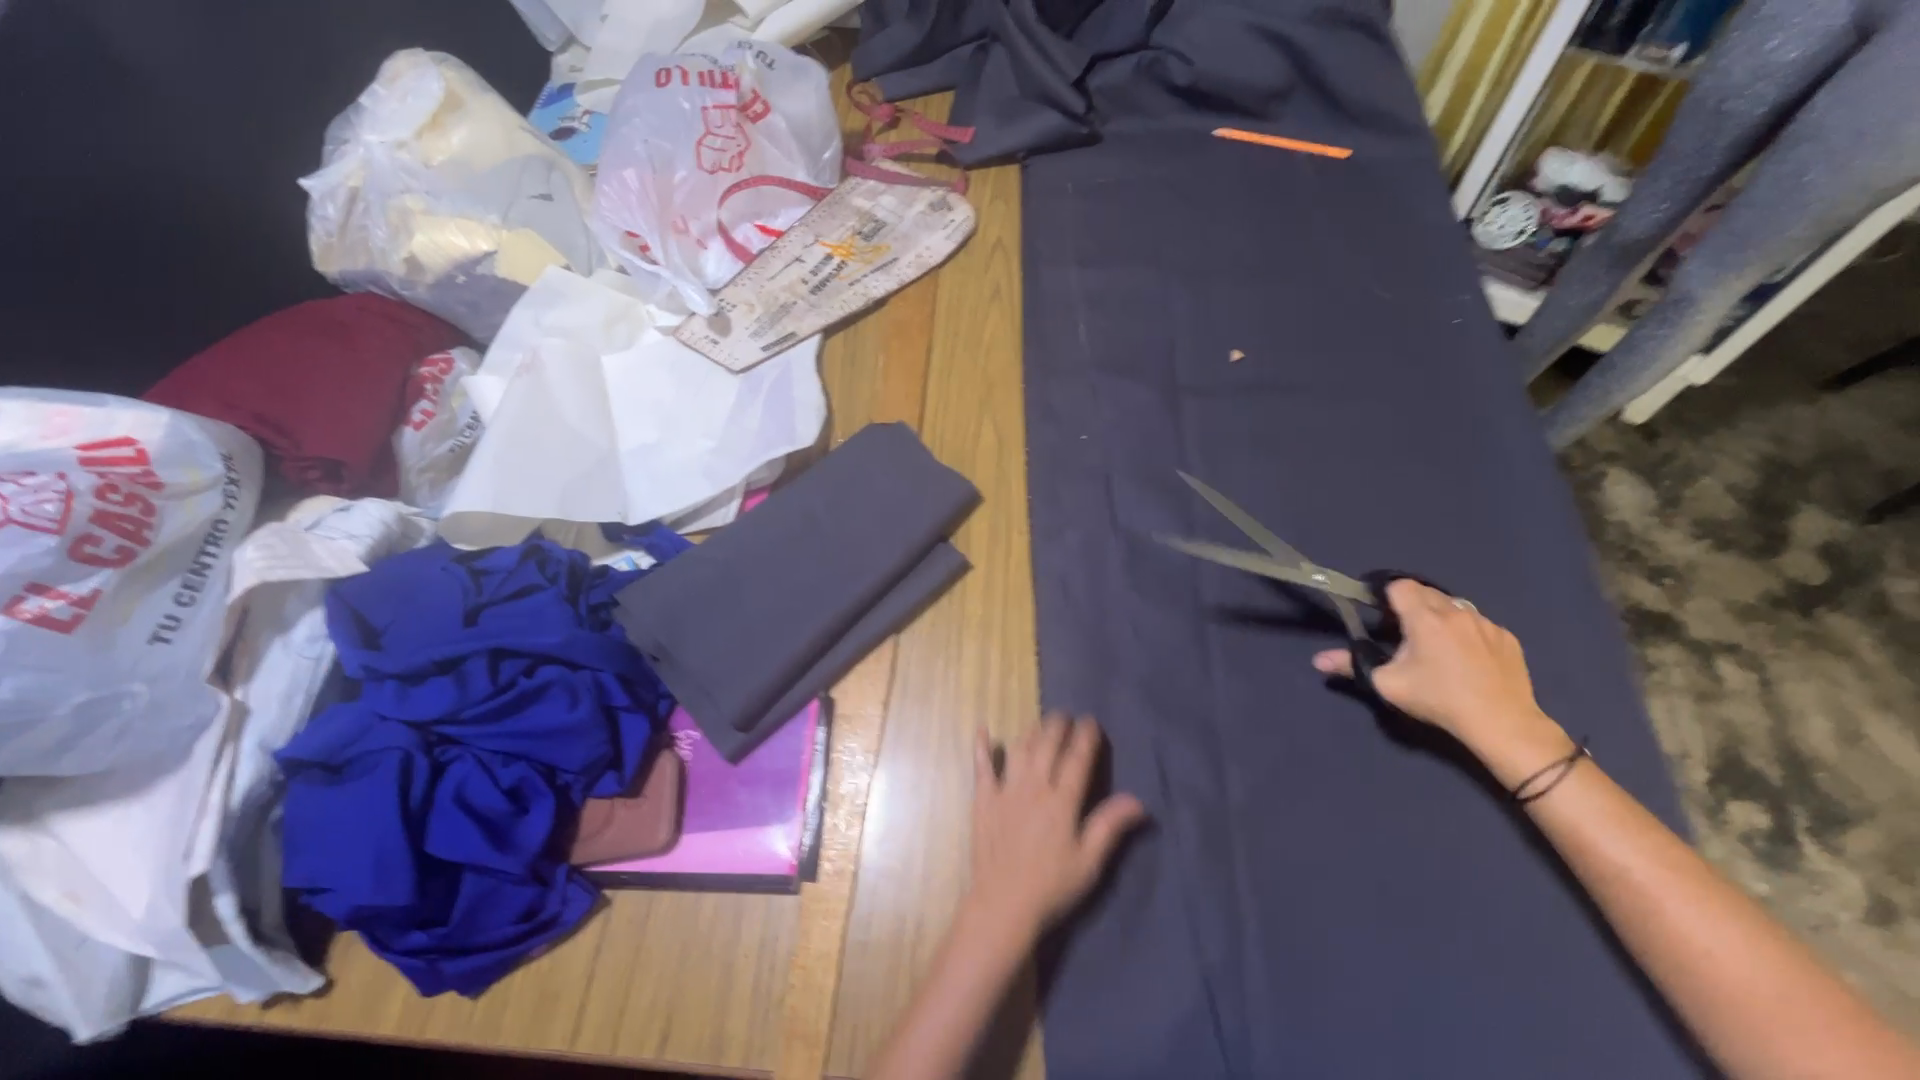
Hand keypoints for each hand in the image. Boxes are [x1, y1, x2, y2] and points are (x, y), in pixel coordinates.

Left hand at [966, 713, 1146, 938]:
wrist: (1003, 905)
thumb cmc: (1051, 886)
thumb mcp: (1089, 862)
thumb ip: (1110, 826)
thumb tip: (1138, 800)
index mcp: (1062, 802)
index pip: (1077, 759)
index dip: (1085, 737)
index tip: (1090, 720)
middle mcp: (1034, 788)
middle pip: (1047, 746)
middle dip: (1058, 726)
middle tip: (1066, 716)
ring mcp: (1005, 792)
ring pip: (1020, 750)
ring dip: (1031, 732)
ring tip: (1040, 723)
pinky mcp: (983, 801)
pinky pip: (982, 767)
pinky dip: (981, 746)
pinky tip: (982, 729)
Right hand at [1310, 580, 1561, 756]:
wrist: (1501, 723)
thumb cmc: (1439, 700)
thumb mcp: (1388, 684)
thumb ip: (1351, 665)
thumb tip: (1317, 660)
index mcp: (1425, 618)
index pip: (1400, 586)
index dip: (1387, 596)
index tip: (1381, 615)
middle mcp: (1457, 611)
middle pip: (1427, 593)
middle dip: (1413, 606)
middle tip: (1404, 635)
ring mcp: (1486, 623)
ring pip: (1455, 607)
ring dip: (1441, 618)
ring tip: (1437, 647)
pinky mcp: (1507, 637)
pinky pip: (1480, 625)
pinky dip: (1468, 634)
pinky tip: (1467, 660)